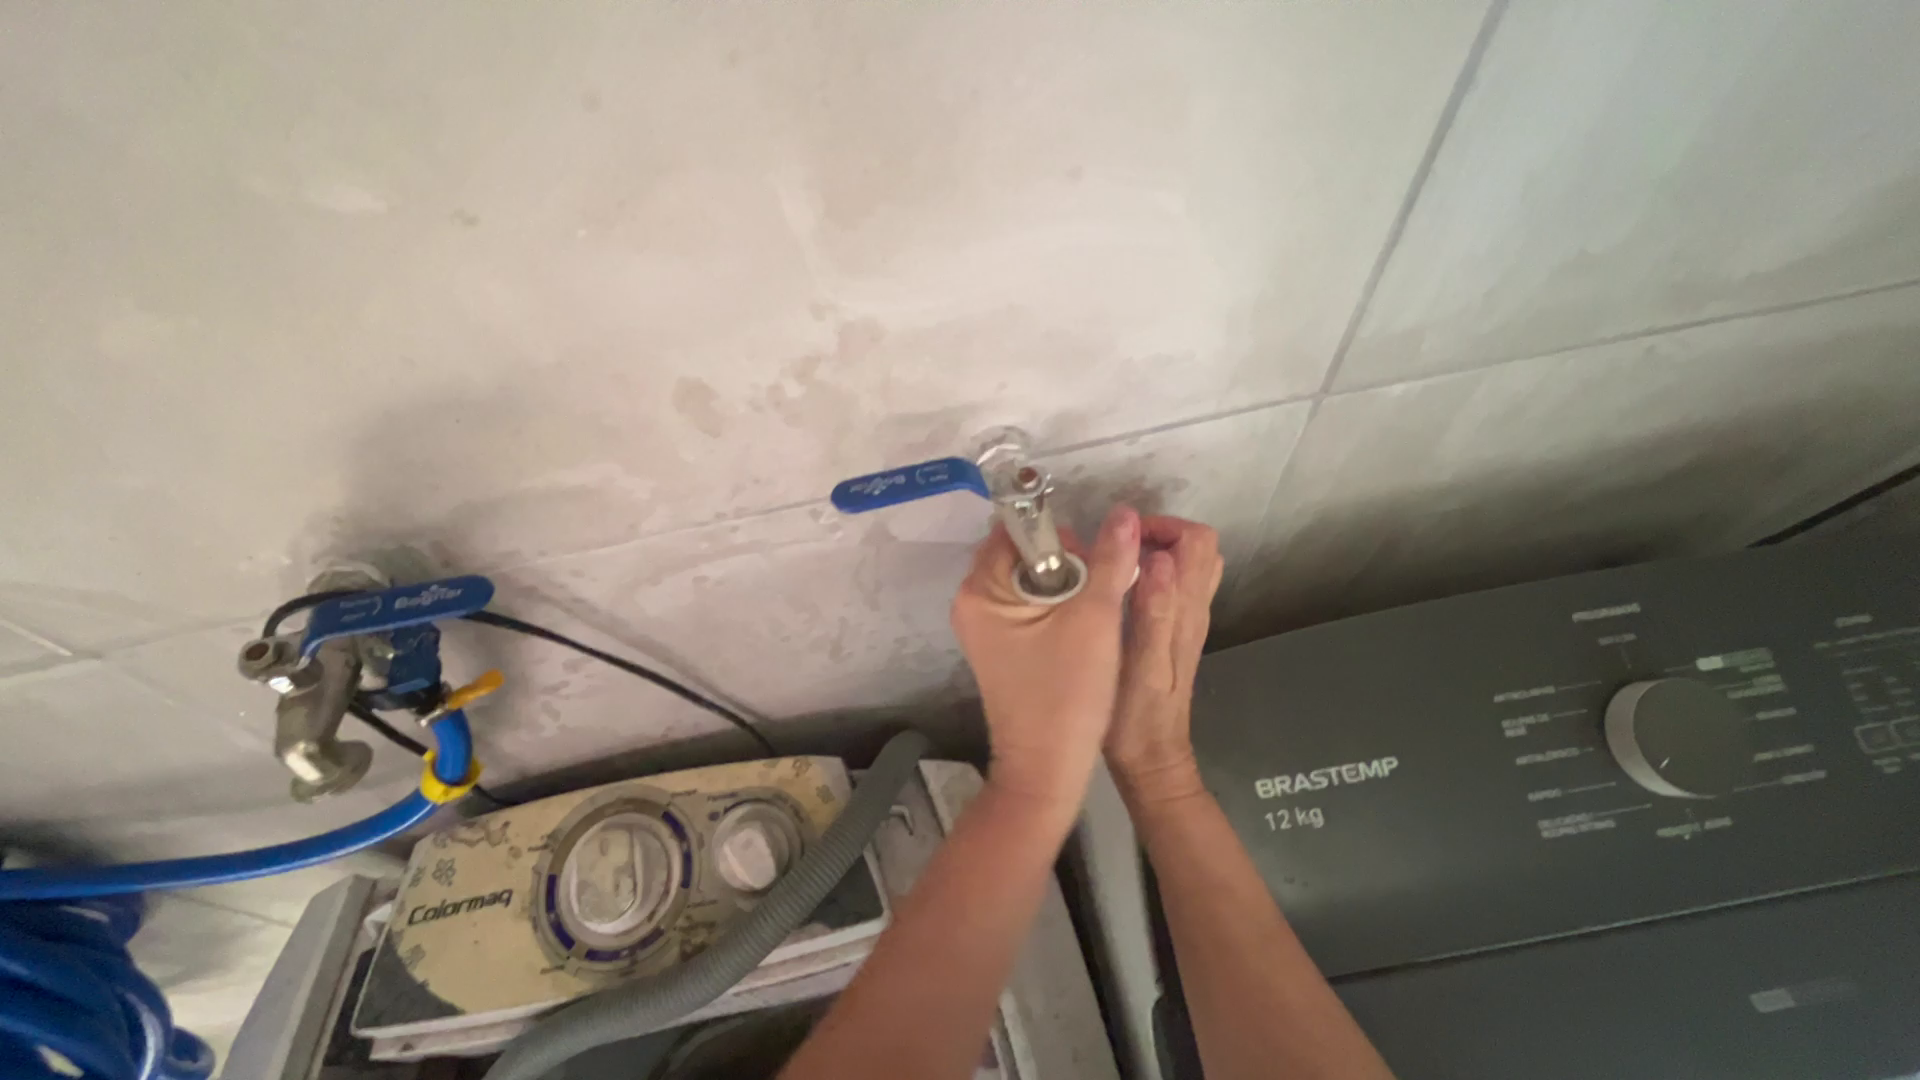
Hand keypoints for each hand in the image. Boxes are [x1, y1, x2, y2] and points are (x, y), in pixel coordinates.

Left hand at [951, 505, 1142, 812]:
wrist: (1048, 770)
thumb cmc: (1068, 693)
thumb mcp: (1095, 619)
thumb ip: (1110, 560)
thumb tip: (1125, 513)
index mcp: (980, 590)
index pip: (1017, 530)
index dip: (1059, 536)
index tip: (1092, 562)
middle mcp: (972, 602)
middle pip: (1024, 554)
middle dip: (1066, 563)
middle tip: (1098, 593)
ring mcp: (984, 627)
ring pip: (1032, 581)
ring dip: (1067, 587)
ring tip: (1095, 615)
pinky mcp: (1000, 647)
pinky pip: (1030, 607)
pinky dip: (1058, 609)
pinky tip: (1083, 631)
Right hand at [1107, 516, 1222, 806]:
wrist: (1149, 760)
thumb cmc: (1135, 718)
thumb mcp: (1140, 667)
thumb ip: (1154, 614)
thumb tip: (1161, 559)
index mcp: (1187, 612)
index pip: (1196, 541)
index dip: (1161, 527)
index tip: (1121, 540)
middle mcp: (1195, 610)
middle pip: (1197, 547)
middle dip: (1159, 533)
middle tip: (1117, 550)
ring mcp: (1187, 622)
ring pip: (1187, 566)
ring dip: (1156, 552)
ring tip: (1117, 565)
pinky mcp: (1173, 635)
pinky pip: (1173, 587)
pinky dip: (1151, 573)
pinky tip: (1120, 590)